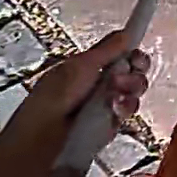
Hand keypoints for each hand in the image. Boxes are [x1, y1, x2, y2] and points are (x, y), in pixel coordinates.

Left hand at [0, 29, 150, 167]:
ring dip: (130, 89)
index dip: (132, 53)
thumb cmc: (53, 100)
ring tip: (114, 97)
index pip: (120, 54)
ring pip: (136, 88)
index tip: (135, 57)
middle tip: (122, 79)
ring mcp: (107, 104)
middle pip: (134, 70)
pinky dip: (125, 107)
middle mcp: (100, 84)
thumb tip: (127, 32)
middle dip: (135, 71)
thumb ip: (107, 49)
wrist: (41, 144)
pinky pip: (130, 109)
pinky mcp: (113, 123)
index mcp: (88, 68)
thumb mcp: (79, 67)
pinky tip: (114, 110)